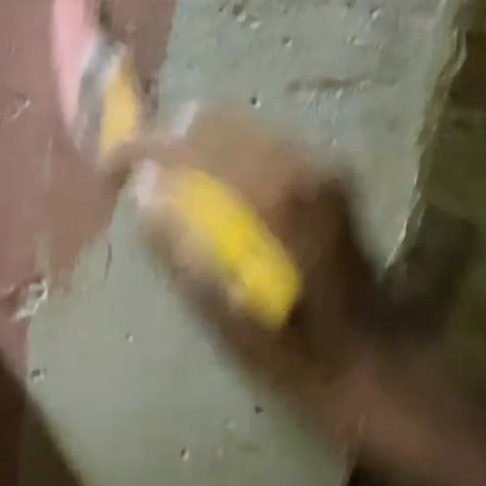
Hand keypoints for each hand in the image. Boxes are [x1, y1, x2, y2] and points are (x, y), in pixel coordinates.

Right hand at [114, 106, 386, 452]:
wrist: (376, 364)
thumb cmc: (295, 350)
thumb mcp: (221, 313)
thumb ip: (176, 247)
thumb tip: (142, 191)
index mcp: (267, 195)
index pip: (185, 143)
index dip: (139, 148)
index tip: (109, 167)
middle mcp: (294, 165)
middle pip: (210, 121)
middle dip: (166, 138)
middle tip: (137, 169)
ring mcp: (316, 166)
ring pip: (237, 127)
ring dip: (196, 144)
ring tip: (167, 176)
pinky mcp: (327, 176)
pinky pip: (261, 143)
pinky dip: (226, 153)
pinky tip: (212, 186)